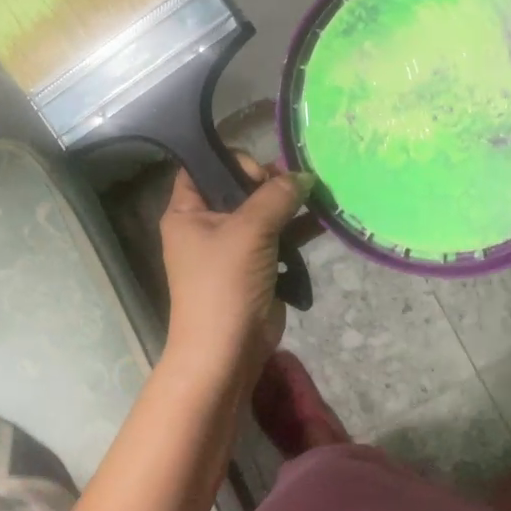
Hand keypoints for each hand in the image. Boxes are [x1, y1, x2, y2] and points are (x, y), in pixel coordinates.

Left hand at [159, 154, 312, 387]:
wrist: (226, 350)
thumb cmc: (224, 284)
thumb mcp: (249, 230)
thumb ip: (277, 196)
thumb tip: (303, 176)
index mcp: (187, 211)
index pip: (203, 166)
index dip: (233, 161)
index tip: (262, 173)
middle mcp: (206, 224)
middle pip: (239, 187)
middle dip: (271, 183)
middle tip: (296, 185)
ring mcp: (232, 247)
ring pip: (263, 213)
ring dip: (289, 205)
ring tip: (318, 196)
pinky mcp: (256, 267)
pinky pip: (278, 238)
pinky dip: (297, 229)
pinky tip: (323, 219)